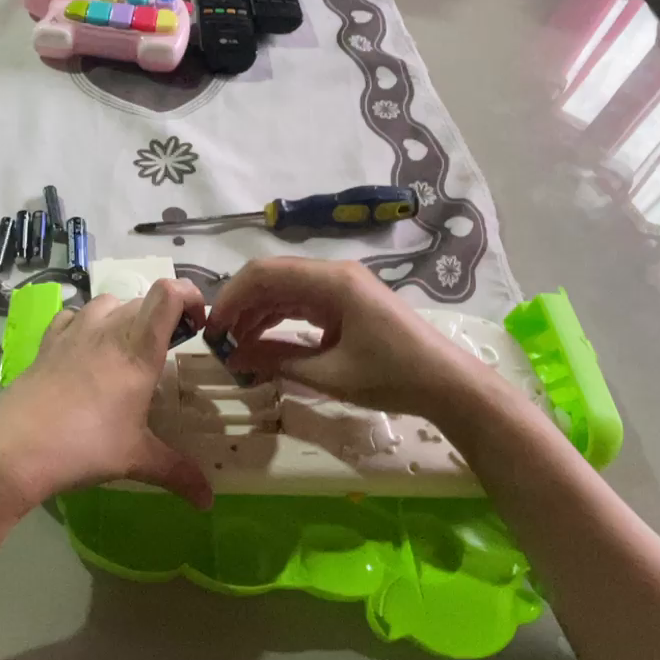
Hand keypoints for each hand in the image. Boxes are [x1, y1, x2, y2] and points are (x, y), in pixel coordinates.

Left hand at [0, 280, 212, 518]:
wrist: (13, 449)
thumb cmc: (83, 447)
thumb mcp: (136, 459)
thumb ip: (178, 473)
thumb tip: (209, 500)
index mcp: (136, 349)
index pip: (168, 294)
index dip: (190, 294)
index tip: (199, 322)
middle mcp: (106, 330)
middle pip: (142, 300)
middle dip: (163, 316)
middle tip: (169, 350)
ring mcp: (72, 333)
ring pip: (107, 302)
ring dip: (125, 314)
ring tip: (129, 348)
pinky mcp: (46, 343)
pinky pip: (72, 316)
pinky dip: (87, 322)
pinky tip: (86, 348)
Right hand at [205, 257, 494, 420]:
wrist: (447, 385)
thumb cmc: (392, 377)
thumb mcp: (328, 374)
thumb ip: (276, 361)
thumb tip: (233, 358)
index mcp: (331, 282)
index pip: (264, 274)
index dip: (231, 299)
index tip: (211, 330)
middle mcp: (333, 275)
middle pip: (270, 279)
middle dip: (239, 307)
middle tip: (218, 342)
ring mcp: (340, 288)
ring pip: (282, 291)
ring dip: (255, 315)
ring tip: (235, 348)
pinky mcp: (345, 304)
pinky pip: (300, 304)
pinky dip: (276, 321)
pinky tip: (261, 344)